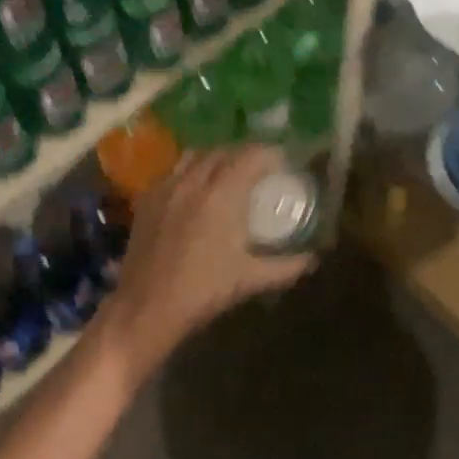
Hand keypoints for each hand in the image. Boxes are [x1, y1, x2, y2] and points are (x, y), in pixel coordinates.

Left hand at [107, 146, 315, 356]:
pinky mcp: (147, 200)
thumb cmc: (203, 290)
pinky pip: (173, 172)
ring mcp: (166, 188)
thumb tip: (311, 260)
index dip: (270, 153)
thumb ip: (285, 267)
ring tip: (227, 174)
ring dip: (215, 158)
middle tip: (259, 168)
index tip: (283, 161)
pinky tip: (195, 192)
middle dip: (244, 154)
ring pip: (195, 157)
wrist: (146, 306)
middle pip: (223, 151)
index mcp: (223, 194)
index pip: (251, 155)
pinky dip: (190, 173)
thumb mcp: (250, 279)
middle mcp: (194, 181)